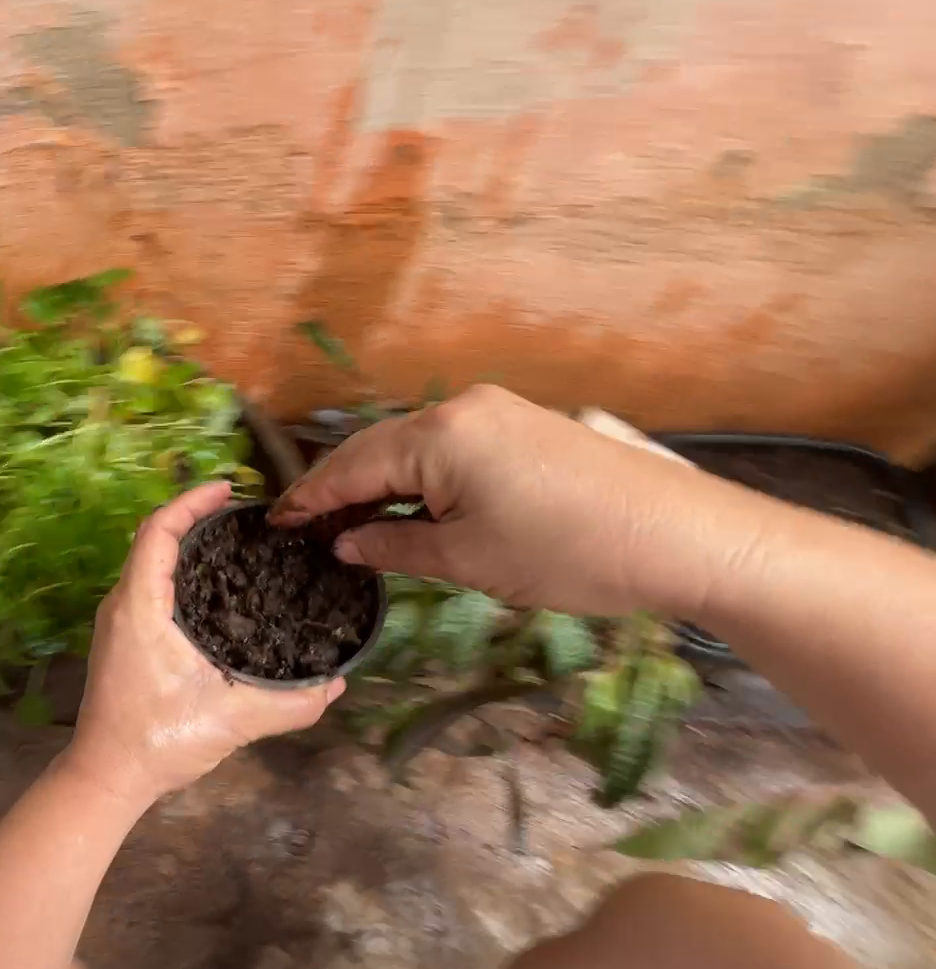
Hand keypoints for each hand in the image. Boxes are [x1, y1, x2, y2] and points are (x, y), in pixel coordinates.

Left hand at [64, 482, 344, 805]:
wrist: (107, 773)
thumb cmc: (159, 740)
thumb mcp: (232, 719)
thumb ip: (291, 703)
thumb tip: (337, 682)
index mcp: (139, 606)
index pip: (158, 532)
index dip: (189, 502)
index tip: (227, 489)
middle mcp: (121, 603)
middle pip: (151, 539)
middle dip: (191, 516)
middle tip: (239, 513)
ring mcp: (116, 620)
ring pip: (146, 562)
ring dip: (181, 542)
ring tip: (228, 539)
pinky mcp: (119, 637)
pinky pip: (145, 584)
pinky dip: (173, 568)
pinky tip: (208, 585)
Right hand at [269, 385, 763, 617]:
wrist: (695, 540)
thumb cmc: (568, 552)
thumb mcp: (465, 559)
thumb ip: (390, 545)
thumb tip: (341, 543)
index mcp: (437, 436)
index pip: (350, 467)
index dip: (307, 499)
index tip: (273, 523)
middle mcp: (458, 409)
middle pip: (372, 448)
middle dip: (334, 487)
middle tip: (301, 524)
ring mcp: (493, 411)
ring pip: (406, 445)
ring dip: (372, 480)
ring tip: (343, 517)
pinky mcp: (519, 424)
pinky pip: (441, 446)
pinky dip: (411, 475)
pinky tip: (401, 501)